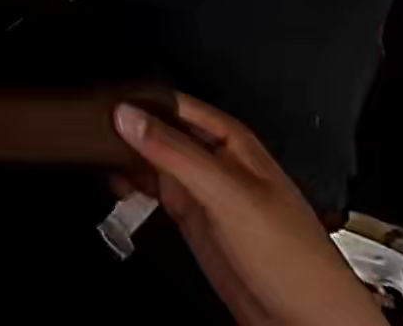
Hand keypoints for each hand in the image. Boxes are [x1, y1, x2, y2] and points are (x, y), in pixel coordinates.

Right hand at [115, 94, 384, 325]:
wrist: (308, 325)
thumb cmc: (297, 260)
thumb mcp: (228, 194)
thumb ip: (176, 153)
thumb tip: (129, 116)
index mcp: (228, 138)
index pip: (172, 102)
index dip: (138, 100)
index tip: (105, 104)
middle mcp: (212, 158)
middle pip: (158, 129)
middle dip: (127, 127)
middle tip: (94, 130)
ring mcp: (200, 188)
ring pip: (151, 157)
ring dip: (126, 155)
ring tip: (98, 154)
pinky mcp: (190, 216)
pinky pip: (151, 188)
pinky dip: (129, 183)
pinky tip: (116, 182)